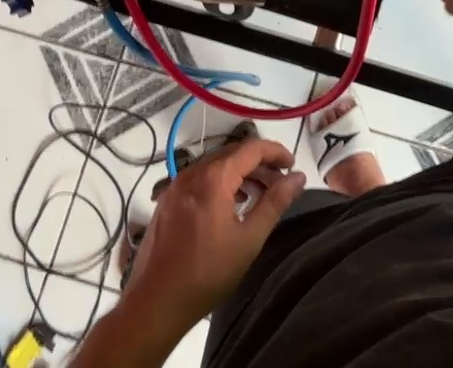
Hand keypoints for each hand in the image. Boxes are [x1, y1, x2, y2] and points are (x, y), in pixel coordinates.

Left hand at [124, 138, 306, 331]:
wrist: (154, 304)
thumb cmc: (207, 272)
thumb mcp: (249, 239)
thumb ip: (275, 202)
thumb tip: (298, 177)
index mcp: (213, 178)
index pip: (251, 148)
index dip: (276, 152)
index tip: (293, 165)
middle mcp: (192, 173)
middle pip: (232, 153)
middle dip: (259, 163)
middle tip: (280, 181)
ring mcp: (175, 186)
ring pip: (215, 166)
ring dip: (240, 173)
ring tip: (259, 194)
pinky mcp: (166, 201)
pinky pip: (199, 179)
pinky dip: (220, 182)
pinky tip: (230, 205)